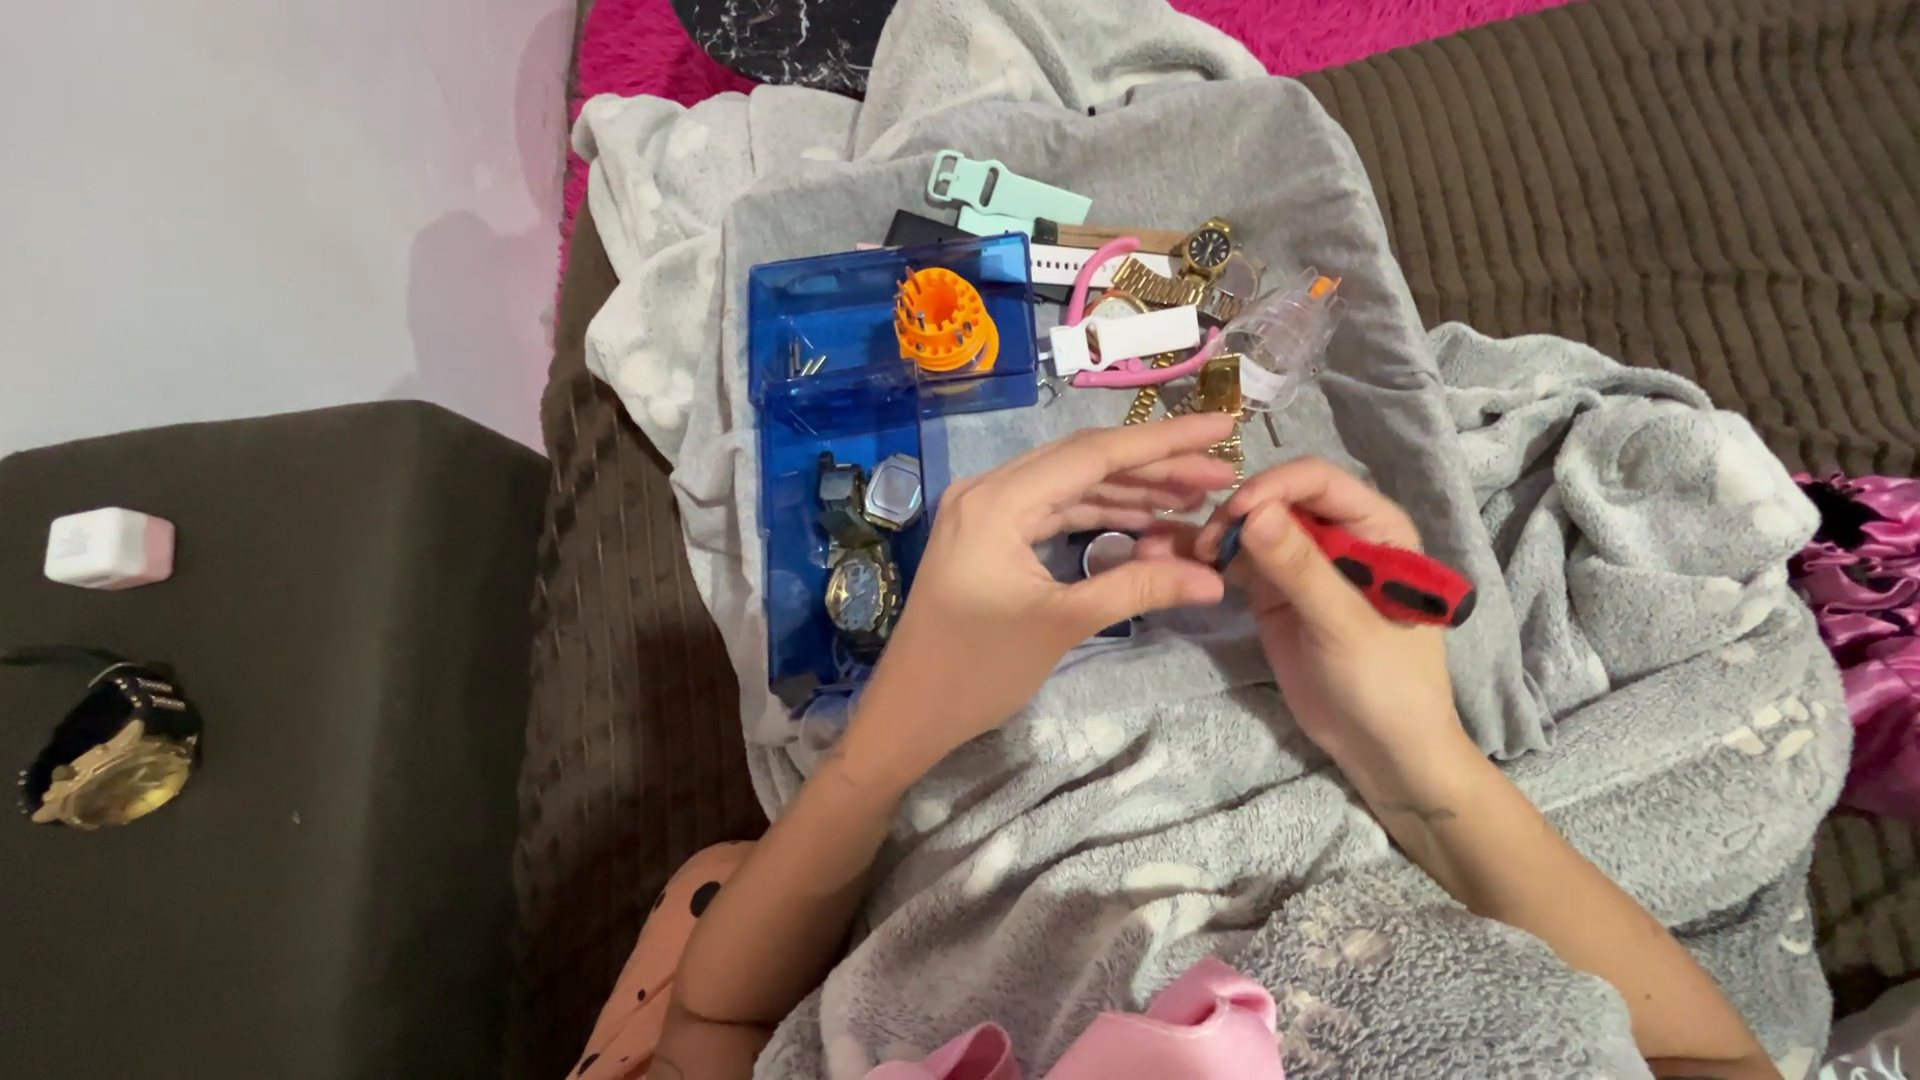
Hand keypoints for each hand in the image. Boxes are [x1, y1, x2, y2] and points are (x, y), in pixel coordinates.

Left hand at [840, 414, 1239, 787]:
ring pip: (1070, 485)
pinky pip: (1053, 510)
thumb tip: (1215, 578)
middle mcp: (988, 489)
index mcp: (998, 501)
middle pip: (1084, 462)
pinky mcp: (989, 533)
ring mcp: (985, 509)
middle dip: (1155, 467)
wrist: (911, 708)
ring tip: (1195, 499)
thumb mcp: (1063, 624)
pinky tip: (1146, 522)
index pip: (1093, 454)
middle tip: (1221, 474)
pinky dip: (1099, 515)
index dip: (1163, 441)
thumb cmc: (976, 670)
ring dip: (1130, 492)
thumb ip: (1139, 588)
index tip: (1222, 426)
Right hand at [1136, 457, 1465, 771]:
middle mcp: (1337, 534)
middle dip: (1237, 512)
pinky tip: (1188, 564)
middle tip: (1204, 544)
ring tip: (1187, 555)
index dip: (1274, 487)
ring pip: (1252, 528)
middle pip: (1278, 499)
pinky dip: (1213, 559)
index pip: (1319, 482)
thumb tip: (1254, 512)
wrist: (1380, 748)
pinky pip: (1240, 562)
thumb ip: (1301, 568)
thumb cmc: (1385, 684)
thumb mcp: (1345, 625)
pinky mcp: (1274, 591)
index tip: (1233, 512)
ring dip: (1217, 534)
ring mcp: (1302, 563)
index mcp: (1375, 528)